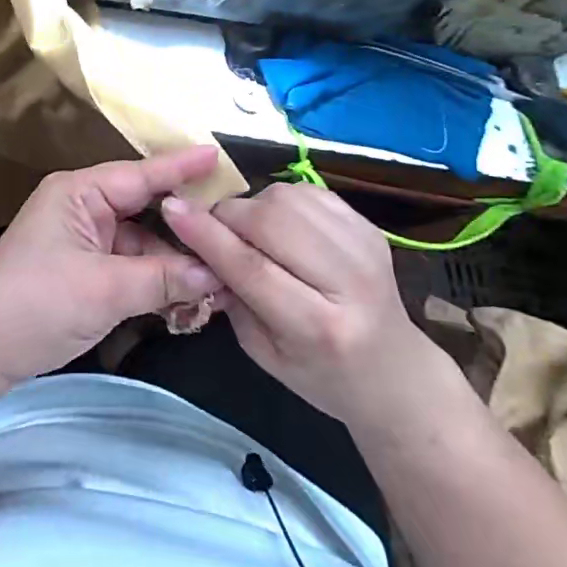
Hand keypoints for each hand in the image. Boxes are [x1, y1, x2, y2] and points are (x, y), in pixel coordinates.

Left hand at [0, 147, 227, 385]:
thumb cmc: (35, 304)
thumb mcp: (104, 289)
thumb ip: (163, 278)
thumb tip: (217, 273)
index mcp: (78, 193)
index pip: (141, 174)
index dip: (182, 168)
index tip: (220, 155)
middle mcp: (82, 208)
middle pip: (146, 209)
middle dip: (186, 227)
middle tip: (237, 234)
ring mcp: (82, 241)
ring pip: (142, 243)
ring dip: (175, 263)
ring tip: (224, 279)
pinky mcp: (83, 271)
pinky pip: (130, 267)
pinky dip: (156, 282)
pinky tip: (190, 299)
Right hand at [161, 182, 453, 425]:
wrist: (395, 373)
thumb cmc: (320, 374)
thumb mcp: (262, 352)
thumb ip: (230, 296)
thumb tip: (196, 241)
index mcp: (320, 328)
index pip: (251, 267)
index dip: (205, 234)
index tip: (171, 208)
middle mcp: (350, 283)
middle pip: (271, 221)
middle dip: (228, 216)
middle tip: (214, 231)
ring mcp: (367, 249)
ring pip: (287, 198)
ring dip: (254, 207)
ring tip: (251, 233)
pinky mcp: (371, 228)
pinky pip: (307, 192)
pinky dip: (280, 201)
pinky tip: (281, 226)